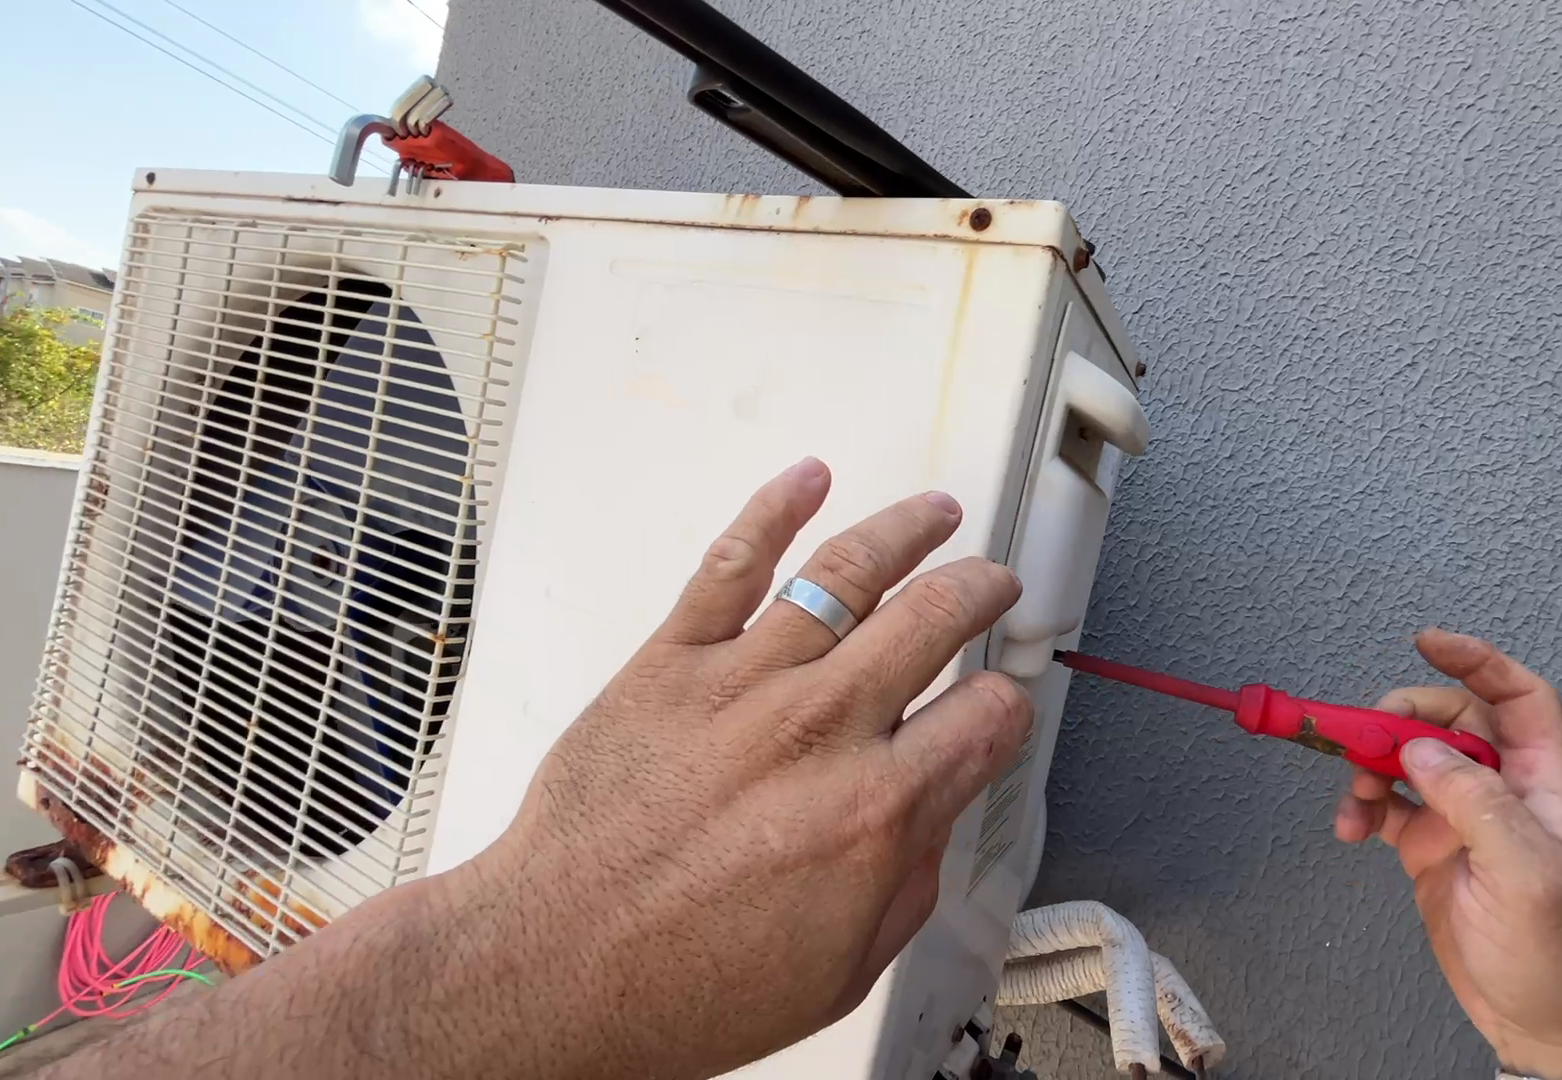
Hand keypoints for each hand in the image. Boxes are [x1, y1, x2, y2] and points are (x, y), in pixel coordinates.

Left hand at [33, 460, 1031, 1079]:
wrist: (553, 970)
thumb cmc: (687, 980)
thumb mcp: (846, 960)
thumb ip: (915, 869)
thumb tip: (940, 799)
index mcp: (873, 808)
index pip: (987, 715)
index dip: (1009, 704)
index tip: (999, 698)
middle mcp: (819, 729)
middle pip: (934, 616)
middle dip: (981, 589)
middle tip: (991, 582)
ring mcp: (744, 683)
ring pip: (846, 573)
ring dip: (907, 530)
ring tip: (936, 513)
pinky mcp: (673, 662)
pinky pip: (731, 565)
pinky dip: (773, 509)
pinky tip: (808, 479)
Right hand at [1333, 629, 1561, 1079]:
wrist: (1545, 1027)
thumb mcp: (1531, 879)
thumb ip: (1476, 804)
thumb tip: (1417, 747)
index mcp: (1544, 786)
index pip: (1519, 699)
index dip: (1477, 661)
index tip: (1426, 642)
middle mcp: (1501, 791)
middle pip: (1445, 720)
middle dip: (1397, 719)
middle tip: (1363, 738)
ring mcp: (1462, 817)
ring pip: (1404, 758)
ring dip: (1367, 767)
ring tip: (1353, 801)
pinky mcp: (1429, 844)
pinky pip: (1383, 802)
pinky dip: (1358, 806)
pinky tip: (1349, 828)